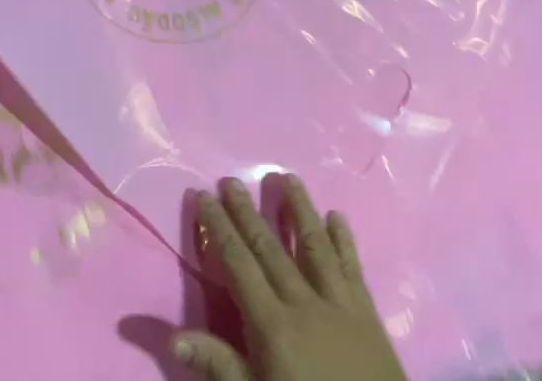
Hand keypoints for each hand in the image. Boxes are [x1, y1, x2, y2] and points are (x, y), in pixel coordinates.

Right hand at [174, 176, 406, 380]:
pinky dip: (344, 242)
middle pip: (271, 249)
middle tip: (231, 180)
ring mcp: (340, 308)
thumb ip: (219, 367)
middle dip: (248, 213)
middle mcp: (304, 305)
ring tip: (288, 179)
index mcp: (273, 326)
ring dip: (299, 211)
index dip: (218, 228)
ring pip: (315, 248)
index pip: (238, 264)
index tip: (204, 195)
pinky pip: (353, 271)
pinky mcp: (369, 318)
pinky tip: (337, 218)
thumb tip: (173, 336)